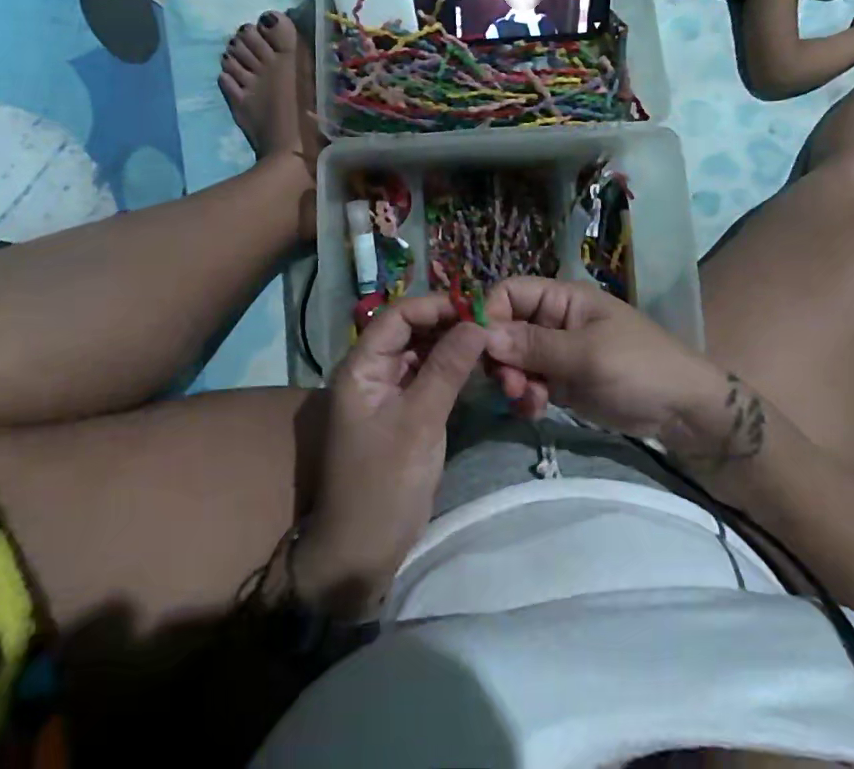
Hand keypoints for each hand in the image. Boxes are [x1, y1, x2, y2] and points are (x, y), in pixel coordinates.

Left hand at [292, 295, 486, 617]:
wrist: (364, 547)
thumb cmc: (384, 482)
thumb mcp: (419, 422)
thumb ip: (446, 369)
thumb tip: (477, 323)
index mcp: (361, 368)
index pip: (396, 317)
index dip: (434, 306)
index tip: (477, 308)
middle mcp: (372, 372)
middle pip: (410, 332)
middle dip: (448, 324)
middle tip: (492, 326)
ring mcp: (388, 394)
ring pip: (422, 354)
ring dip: (453, 346)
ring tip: (491, 344)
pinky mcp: (404, 413)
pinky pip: (428, 378)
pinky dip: (452, 370)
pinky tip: (479, 369)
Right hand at [480, 277, 729, 447]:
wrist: (683, 412)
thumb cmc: (640, 369)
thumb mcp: (587, 355)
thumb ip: (534, 345)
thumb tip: (482, 335)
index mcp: (563, 299)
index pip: (509, 293)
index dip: (489, 315)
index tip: (480, 349)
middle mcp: (554, 320)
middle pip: (505, 328)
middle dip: (501, 358)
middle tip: (510, 387)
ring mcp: (557, 352)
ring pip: (513, 360)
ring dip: (513, 382)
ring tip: (528, 402)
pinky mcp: (560, 380)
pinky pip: (528, 383)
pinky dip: (525, 397)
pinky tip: (535, 411)